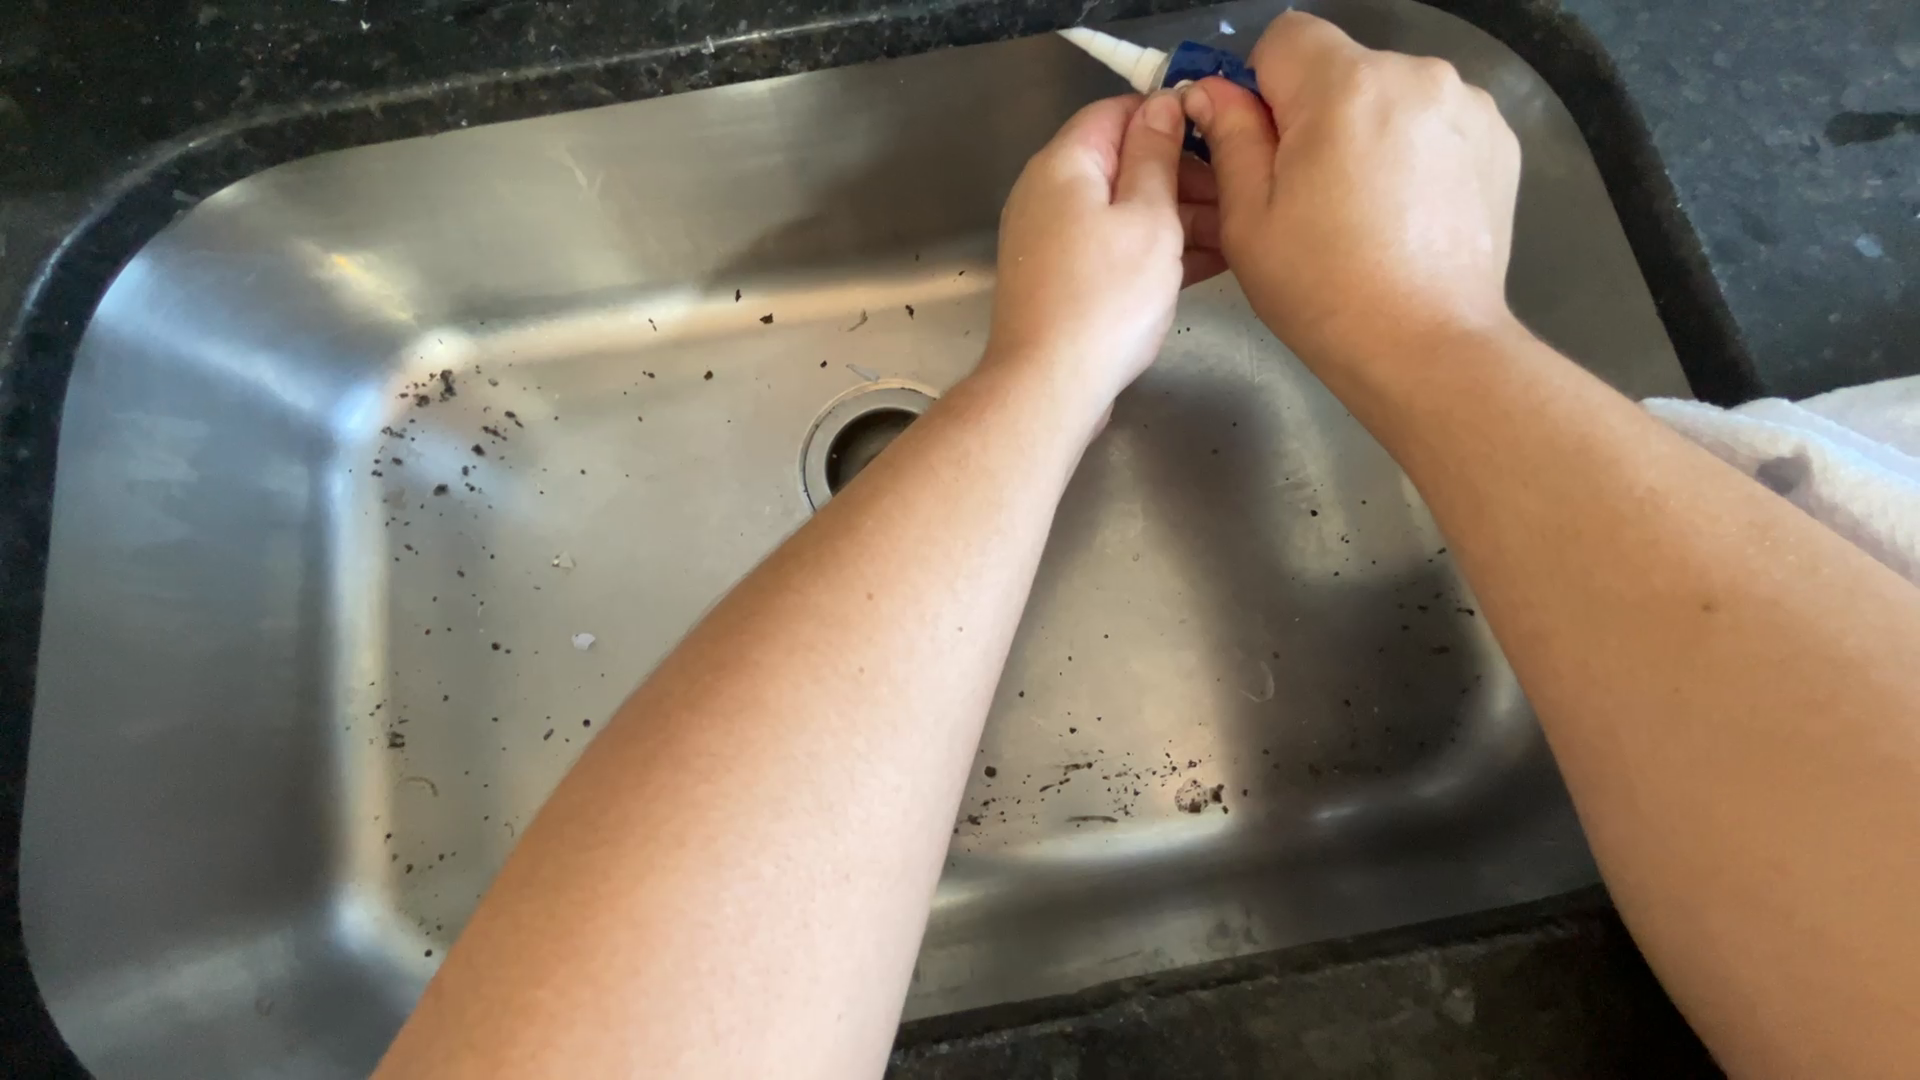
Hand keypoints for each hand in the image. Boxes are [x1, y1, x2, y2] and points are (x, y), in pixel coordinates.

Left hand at [985, 91, 1225, 411]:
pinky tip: (1204, 266)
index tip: (1219, 136)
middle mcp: (1047, 199)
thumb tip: (1162, 105)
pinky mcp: (1060, 286)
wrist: (1049, 387)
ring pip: (1120, 215)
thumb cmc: (1105, 300)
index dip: (1170, 117)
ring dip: (1176, 221)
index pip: (1116, 113)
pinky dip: (1151, 255)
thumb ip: (1157, 157)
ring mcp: (1051, 246)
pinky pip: (1111, 253)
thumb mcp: (1148, 218)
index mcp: (1063, 166)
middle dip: (1181, 177)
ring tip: (1233, 236)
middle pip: (1120, 166)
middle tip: (1235, 199)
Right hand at [1182, 12, 1522, 375]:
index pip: (1284, 37)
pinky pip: (1431, 124)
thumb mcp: (1249, 222)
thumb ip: (1230, 142)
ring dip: (1363, 133)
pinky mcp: (1498, 137)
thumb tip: (1212, 93)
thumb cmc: (1318, 288)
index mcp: (1343, 89)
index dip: (1258, 87)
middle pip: (1339, 68)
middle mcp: (1414, 72)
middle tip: (1305, 196)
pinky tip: (1403, 216)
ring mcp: (1466, 103)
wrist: (1422, 343)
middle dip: (1312, 116)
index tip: (1258, 147)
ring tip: (1360, 212)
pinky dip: (1409, 154)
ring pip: (1387, 96)